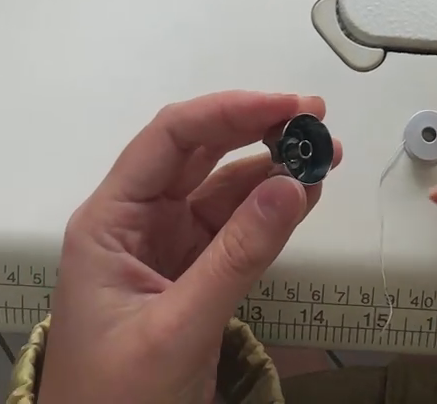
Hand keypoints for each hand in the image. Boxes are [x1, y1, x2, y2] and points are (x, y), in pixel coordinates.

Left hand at [40, 92, 336, 403]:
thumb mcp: (177, 330)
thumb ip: (237, 256)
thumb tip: (295, 183)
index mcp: (111, 219)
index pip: (170, 138)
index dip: (229, 111)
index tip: (286, 105)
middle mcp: (138, 218)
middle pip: (200, 150)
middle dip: (257, 127)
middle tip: (316, 117)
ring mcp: (167, 243)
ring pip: (224, 183)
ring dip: (273, 164)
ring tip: (325, 153)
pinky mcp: (193, 269)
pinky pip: (236, 223)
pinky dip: (273, 205)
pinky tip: (306, 193)